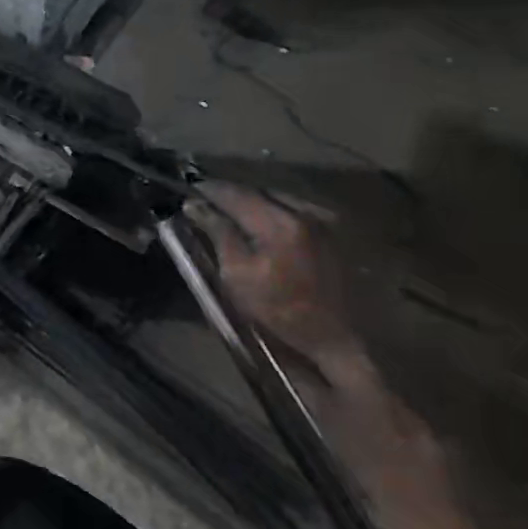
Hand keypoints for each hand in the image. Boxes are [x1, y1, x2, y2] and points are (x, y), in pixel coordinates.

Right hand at [191, 181, 355, 360]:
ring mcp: (322, 220)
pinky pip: (293, 208)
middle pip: (256, 190)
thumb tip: (195, 205)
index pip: (235, 193)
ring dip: (252, 200)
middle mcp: (303, 212)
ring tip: (232, 211)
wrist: (338, 339)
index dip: (208, 189)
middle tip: (207, 201)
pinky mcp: (331, 231)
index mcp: (278, 223)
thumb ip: (218, 233)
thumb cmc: (282, 311)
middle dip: (230, 194)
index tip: (189, 190)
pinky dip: (272, 209)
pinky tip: (261, 222)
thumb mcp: (238, 275)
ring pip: (276, 197)